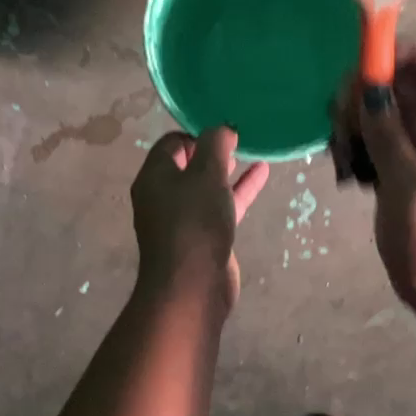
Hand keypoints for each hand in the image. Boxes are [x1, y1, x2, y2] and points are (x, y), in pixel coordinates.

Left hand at [131, 127, 269, 307]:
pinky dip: (238, 189)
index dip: (196, 131)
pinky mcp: (202, 236)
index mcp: (154, 176)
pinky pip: (219, 204)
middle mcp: (163, 195)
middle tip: (239, 136)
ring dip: (227, 168)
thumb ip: (215, 145)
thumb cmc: (195, 222)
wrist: (192, 287)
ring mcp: (182, 218)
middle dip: (212, 149)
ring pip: (206, 185)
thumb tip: (222, 127)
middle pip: (188, 163)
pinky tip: (261, 174)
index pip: (171, 142)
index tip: (223, 128)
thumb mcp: (207, 175)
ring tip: (252, 150)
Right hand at [332, 47, 415, 319]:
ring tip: (342, 158)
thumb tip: (368, 87)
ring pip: (378, 113)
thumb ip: (389, 135)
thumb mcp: (411, 187)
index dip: (403, 54)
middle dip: (362, 94)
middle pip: (396, 84)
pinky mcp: (396, 175)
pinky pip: (371, 142)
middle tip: (343, 126)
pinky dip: (354, 148)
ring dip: (352, 124)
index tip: (363, 70)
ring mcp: (413, 153)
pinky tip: (346, 175)